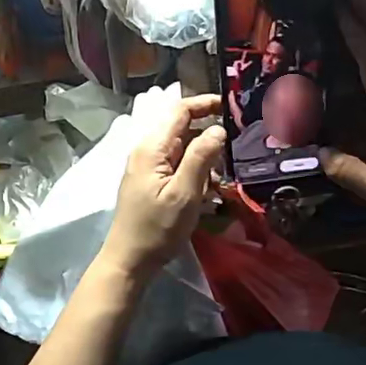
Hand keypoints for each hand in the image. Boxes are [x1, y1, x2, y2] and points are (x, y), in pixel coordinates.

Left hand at [99, 94, 225, 277]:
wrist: (130, 260)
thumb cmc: (157, 229)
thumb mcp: (184, 194)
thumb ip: (201, 158)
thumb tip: (218, 128)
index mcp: (152, 148)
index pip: (179, 110)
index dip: (205, 104)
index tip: (232, 107)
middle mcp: (147, 152)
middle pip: (181, 128)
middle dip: (209, 135)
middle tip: (235, 148)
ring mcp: (147, 168)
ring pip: (182, 149)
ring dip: (204, 158)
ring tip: (222, 177)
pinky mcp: (150, 183)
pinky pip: (176, 167)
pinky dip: (194, 172)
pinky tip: (208, 191)